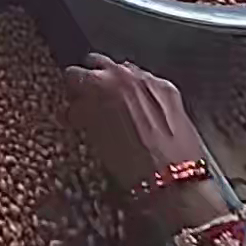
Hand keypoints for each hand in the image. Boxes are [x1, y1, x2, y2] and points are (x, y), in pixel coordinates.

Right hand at [66, 53, 231, 232]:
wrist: (174, 183)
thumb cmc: (130, 165)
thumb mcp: (94, 138)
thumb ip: (81, 114)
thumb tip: (75, 109)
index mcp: (98, 84)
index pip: (73, 74)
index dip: (70, 88)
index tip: (71, 98)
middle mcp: (123, 75)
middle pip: (98, 62)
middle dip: (92, 77)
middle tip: (90, 97)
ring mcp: (148, 79)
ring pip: (124, 70)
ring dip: (118, 82)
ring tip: (117, 106)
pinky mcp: (169, 89)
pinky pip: (147, 81)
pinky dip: (140, 91)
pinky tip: (141, 111)